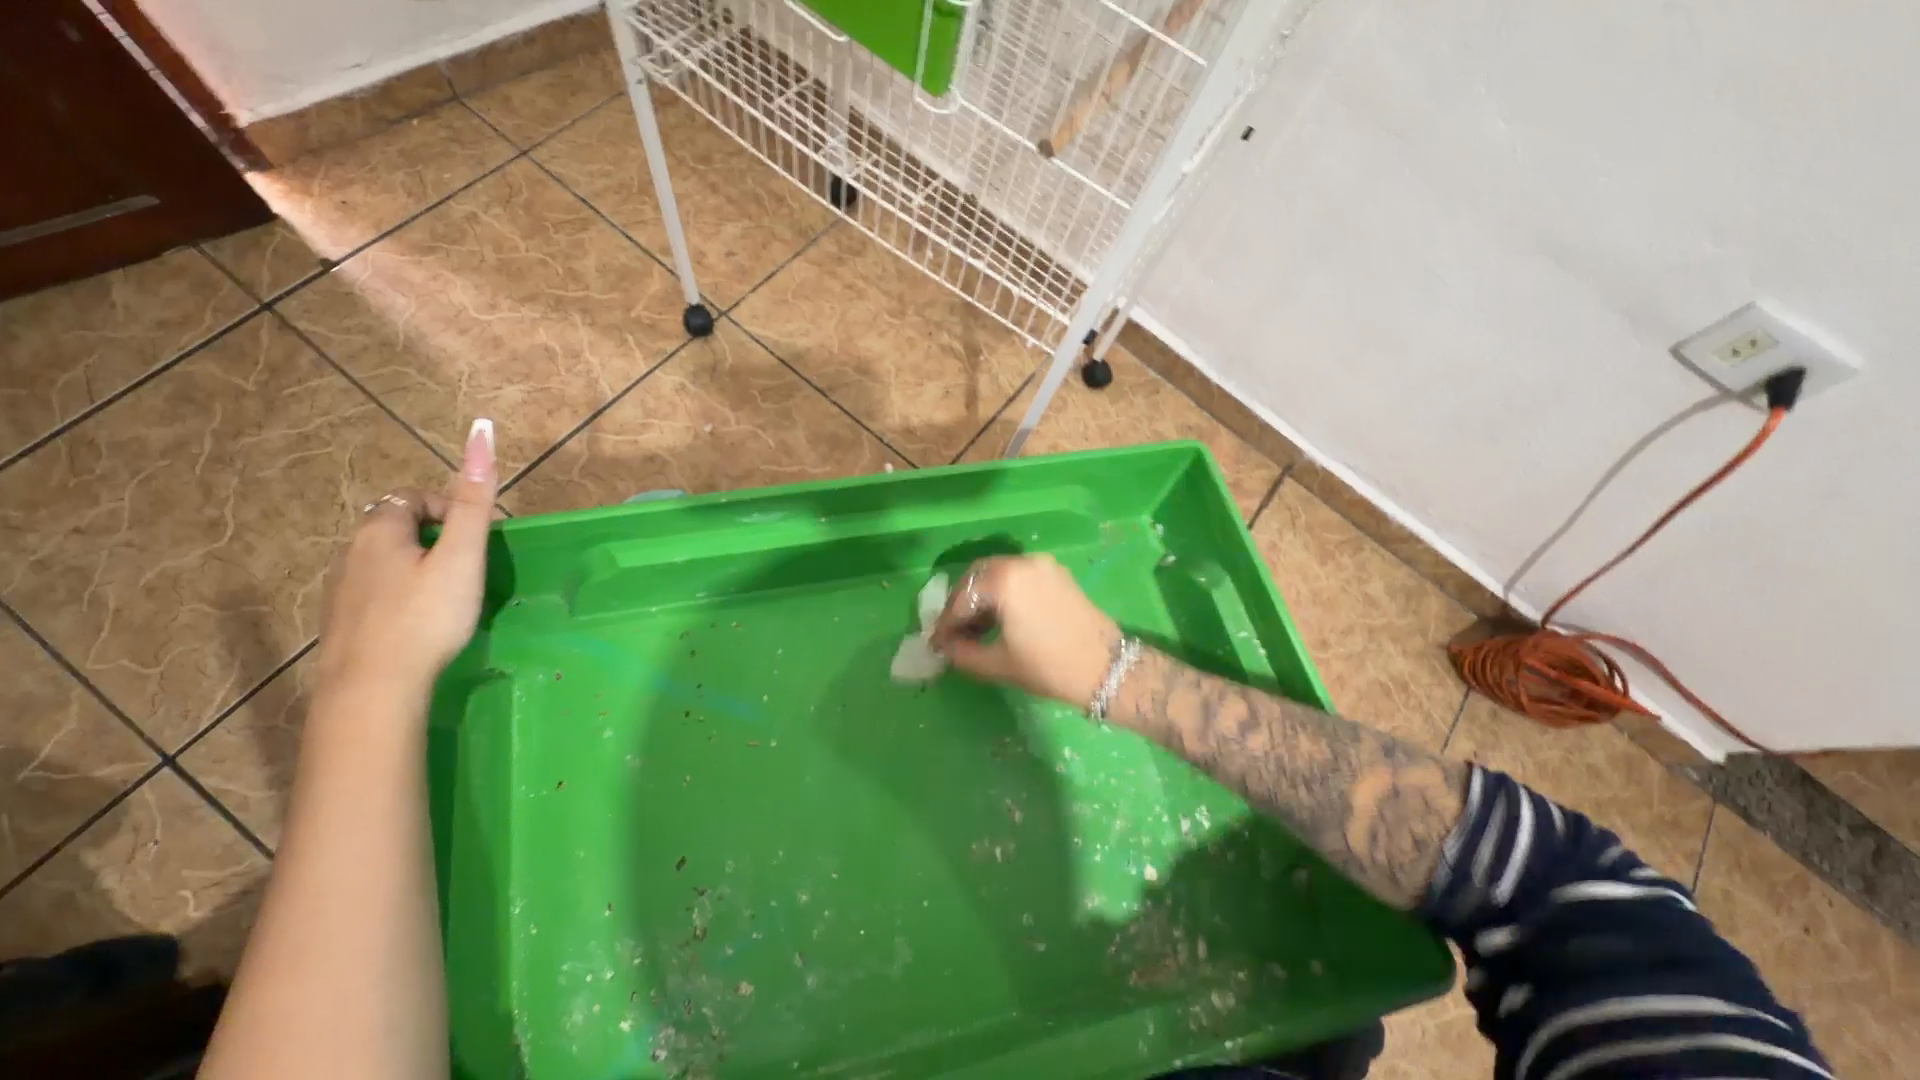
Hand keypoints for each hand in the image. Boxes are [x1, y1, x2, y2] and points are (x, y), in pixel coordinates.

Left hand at [314, 419, 498, 697]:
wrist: (373, 688)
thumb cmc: (426, 617)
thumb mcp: (462, 557)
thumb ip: (473, 499)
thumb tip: (482, 430)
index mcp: (380, 530)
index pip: (414, 499)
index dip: (449, 511)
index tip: (475, 542)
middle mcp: (351, 553)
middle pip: (396, 530)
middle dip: (433, 540)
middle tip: (466, 570)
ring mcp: (340, 591)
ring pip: (383, 564)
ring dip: (415, 571)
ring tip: (447, 599)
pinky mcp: (340, 626)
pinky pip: (374, 597)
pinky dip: (398, 600)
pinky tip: (418, 626)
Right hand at [930, 554, 1120, 707]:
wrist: (1106, 668)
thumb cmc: (1049, 667)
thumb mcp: (998, 664)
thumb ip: (962, 652)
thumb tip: (944, 646)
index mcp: (1004, 580)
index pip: (962, 598)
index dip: (946, 623)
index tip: (937, 643)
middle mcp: (1022, 563)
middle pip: (977, 577)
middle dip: (962, 603)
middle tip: (953, 632)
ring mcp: (1043, 565)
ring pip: (998, 574)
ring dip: (982, 597)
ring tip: (976, 629)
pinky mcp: (1057, 574)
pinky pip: (1019, 576)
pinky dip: (1004, 592)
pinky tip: (1000, 619)